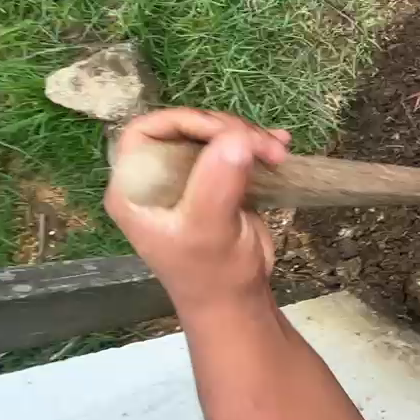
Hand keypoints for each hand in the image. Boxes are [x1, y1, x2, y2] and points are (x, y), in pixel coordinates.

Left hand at [105, 108, 290, 314]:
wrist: (237, 298)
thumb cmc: (212, 272)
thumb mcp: (209, 229)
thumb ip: (217, 184)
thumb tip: (237, 140)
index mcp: (137, 188)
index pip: (146, 133)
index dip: (184, 121)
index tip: (225, 132)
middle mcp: (160, 179)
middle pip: (189, 129)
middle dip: (229, 130)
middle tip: (264, 147)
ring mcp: (192, 180)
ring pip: (217, 136)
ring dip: (250, 136)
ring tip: (278, 152)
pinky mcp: (220, 182)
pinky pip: (237, 149)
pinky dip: (260, 144)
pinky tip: (282, 148)